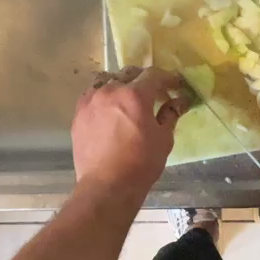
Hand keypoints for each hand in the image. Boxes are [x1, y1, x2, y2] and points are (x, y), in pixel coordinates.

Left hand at [72, 67, 185, 197]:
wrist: (107, 185)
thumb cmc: (141, 164)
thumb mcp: (163, 139)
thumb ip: (170, 114)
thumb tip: (180, 100)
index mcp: (135, 95)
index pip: (154, 75)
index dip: (168, 78)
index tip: (176, 85)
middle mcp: (111, 90)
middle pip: (129, 73)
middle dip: (144, 80)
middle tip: (154, 93)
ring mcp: (91, 100)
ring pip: (107, 80)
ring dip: (120, 84)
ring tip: (127, 97)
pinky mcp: (79, 113)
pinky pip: (92, 94)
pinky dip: (103, 95)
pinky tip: (109, 109)